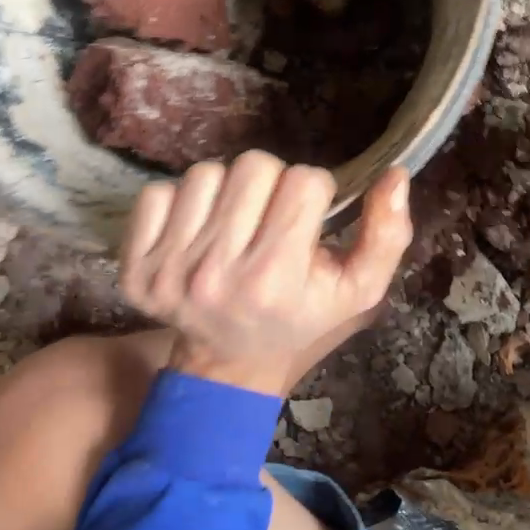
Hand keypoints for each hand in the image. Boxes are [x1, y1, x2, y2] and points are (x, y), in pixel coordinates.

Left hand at [119, 151, 412, 396]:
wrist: (229, 363)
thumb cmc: (301, 317)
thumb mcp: (359, 290)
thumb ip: (387, 235)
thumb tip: (395, 174)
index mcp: (275, 277)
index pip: (305, 180)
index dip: (313, 194)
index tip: (306, 222)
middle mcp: (217, 273)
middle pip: (254, 166)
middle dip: (271, 186)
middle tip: (270, 220)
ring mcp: (169, 270)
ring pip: (206, 173)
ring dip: (227, 192)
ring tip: (235, 227)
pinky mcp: (133, 267)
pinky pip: (157, 192)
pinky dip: (180, 205)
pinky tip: (197, 234)